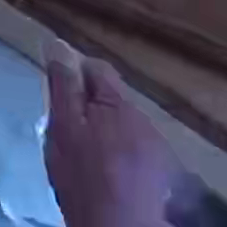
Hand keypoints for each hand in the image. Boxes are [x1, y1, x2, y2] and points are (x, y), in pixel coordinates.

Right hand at [45, 54, 179, 226]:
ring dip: (104, 130)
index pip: (97, 69)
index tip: (58, 95)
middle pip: (111, 98)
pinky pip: (136, 149)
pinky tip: (108, 173)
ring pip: (124, 125)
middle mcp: (148, 125)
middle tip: (69, 129)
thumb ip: (63, 86)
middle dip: (89, 106)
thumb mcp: (63, 127)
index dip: (74, 75)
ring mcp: (162, 155)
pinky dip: (120, 153)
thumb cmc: (84, 178)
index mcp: (122, 108)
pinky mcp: (167, 180)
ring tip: (87, 154)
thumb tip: (58, 45)